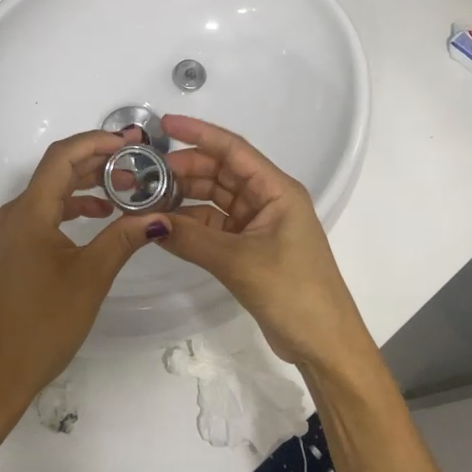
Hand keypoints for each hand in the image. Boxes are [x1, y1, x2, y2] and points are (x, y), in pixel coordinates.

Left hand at [0, 127, 166, 402]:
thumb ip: (123, 238)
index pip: (63, 157)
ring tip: (128, 185)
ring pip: (54, 189)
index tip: (131, 142)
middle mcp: (18, 211)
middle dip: (97, 160)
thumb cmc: (46, 321)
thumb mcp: (91, 276)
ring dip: (88, 183)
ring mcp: (15, 228)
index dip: (96, 142)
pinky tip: (103, 213)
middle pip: (58, 169)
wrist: (5, 367)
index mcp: (30, 210)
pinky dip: (76, 204)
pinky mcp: (19, 245)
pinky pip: (49, 210)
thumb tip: (159, 215)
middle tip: (138, 160)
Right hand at [156, 115, 370, 369]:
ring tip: (148, 195)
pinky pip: (215, 224)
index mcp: (277, 190)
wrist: (325, 347)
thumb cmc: (293, 292)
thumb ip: (191, 238)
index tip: (163, 123)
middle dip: (185, 167)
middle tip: (146, 170)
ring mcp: (260, 224)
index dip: (198, 133)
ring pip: (215, 197)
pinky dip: (192, 223)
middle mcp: (269, 199)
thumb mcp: (238, 262)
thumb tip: (148, 222)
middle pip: (221, 171)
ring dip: (186, 195)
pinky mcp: (251, 248)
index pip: (233, 149)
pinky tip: (165, 225)